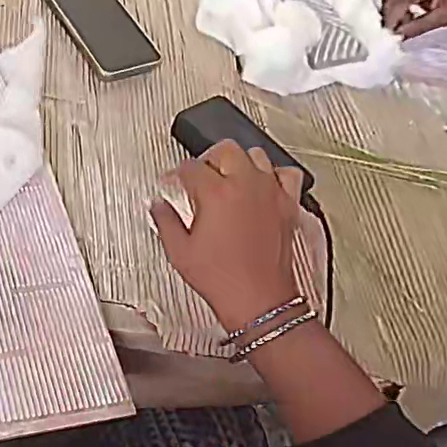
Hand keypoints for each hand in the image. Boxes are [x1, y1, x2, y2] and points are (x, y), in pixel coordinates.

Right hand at [150, 140, 303, 331]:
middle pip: (225, 149)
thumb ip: (165, 221)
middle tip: (197, 173)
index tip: (171, 182)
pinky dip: (272, 173)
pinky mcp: (288, 203)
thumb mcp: (179, 250)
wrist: (257, 297)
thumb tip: (158, 206)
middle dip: (206, 158)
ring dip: (238, 162)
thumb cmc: (222, 277)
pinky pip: (285, 173)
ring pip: (256, 154)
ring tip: (227, 176)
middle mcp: (245, 185)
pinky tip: (262, 183)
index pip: (190, 167)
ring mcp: (270, 192)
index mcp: (215, 194)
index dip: (175, 173)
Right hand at [381, 0, 446, 38]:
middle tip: (394, 31)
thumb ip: (416, 27)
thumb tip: (395, 36)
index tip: (391, 32)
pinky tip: (412, 21)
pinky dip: (404, 11)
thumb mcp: (443, 18)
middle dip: (389, 14)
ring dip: (396, 14)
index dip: (389, 16)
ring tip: (404, 28)